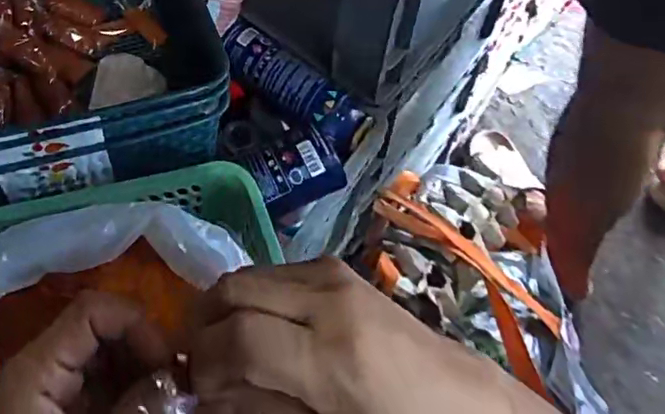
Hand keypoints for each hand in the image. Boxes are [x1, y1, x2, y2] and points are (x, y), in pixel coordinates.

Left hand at [0, 290, 174, 413]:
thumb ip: (134, 409)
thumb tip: (177, 381)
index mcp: (38, 365)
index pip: (92, 310)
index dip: (136, 323)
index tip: (169, 361)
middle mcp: (39, 366)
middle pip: (97, 330)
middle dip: (141, 348)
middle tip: (177, 381)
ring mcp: (44, 393)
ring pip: (98, 359)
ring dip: (136, 370)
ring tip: (169, 396)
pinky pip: (92, 388)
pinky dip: (123, 393)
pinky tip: (147, 407)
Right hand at [190, 258, 551, 413]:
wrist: (473, 407)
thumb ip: (268, 413)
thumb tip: (209, 399)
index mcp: (337, 358)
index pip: (241, 340)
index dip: (206, 364)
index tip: (192, 390)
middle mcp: (328, 298)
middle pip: (234, 291)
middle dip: (203, 327)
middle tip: (195, 365)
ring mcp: (331, 273)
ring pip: (246, 273)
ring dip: (222, 308)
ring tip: (220, 348)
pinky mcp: (333, 265)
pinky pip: (271, 272)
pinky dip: (248, 296)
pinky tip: (253, 328)